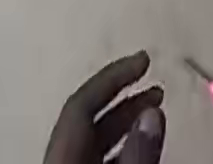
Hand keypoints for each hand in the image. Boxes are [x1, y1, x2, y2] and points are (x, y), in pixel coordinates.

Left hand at [43, 52, 164, 163]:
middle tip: (152, 78)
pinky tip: (140, 143)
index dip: (113, 75)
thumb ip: (136, 151)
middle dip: (123, 94)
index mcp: (60, 155)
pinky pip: (93, 156)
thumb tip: (153, 112)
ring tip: (155, 109)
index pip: (81, 101)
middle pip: (87, 117)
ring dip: (125, 119)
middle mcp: (57, 159)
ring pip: (92, 138)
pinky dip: (119, 143)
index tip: (143, 58)